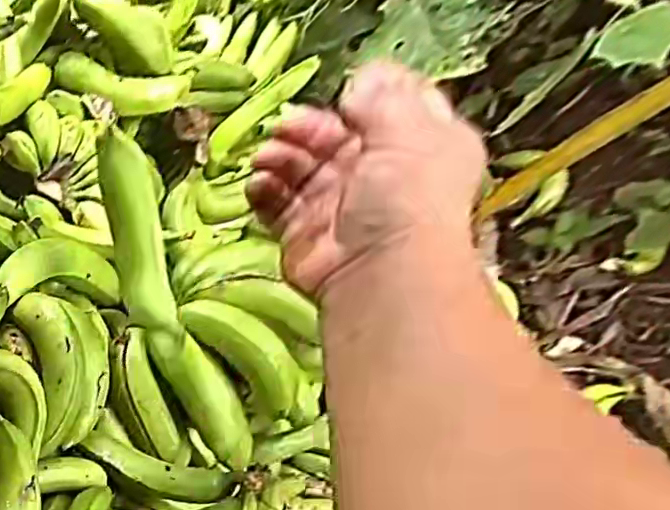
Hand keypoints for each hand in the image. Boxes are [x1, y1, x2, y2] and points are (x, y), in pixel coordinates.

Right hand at [247, 63, 487, 296]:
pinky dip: (263, 193)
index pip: (384, 108)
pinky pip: (275, 206)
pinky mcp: (299, 232)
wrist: (375, 269)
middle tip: (281, 128)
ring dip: (278, 160)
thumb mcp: (408, 134)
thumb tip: (359, 80)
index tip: (337, 95)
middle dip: (305, 129)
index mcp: (412, 142)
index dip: (359, 98)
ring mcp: (332, 203)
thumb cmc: (406, 199)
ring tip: (264, 159)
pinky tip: (256, 185)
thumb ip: (382, 102)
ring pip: (298, 171)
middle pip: (332, 138)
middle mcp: (372, 171)